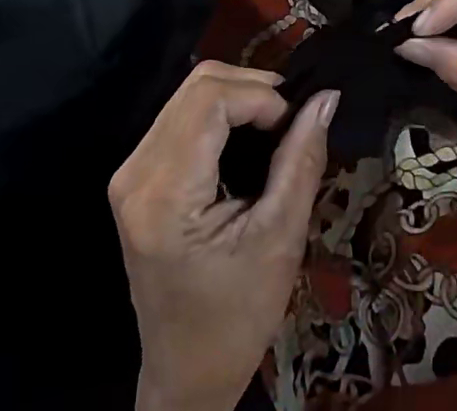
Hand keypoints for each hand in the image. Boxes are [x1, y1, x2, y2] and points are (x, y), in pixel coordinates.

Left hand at [109, 60, 338, 410]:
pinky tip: (246, 135)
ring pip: (187, 94)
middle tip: (292, 120)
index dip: (261, 96)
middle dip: (252, 89)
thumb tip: (326, 98)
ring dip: (236, 97)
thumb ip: (301, 161)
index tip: (296, 123)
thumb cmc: (237, 317)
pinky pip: (179, 115)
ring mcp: (129, 170)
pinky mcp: (136, 173)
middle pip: (196, 86)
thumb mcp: (280, 240)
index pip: (209, 100)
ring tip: (275, 126)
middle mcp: (135, 170)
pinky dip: (219, 112)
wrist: (186, 369)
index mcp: (165, 193)